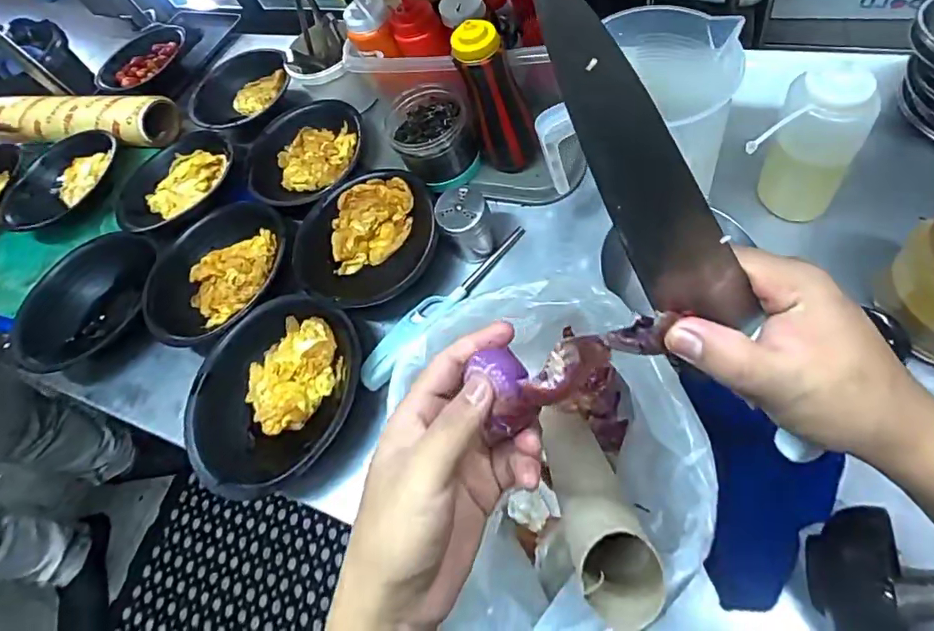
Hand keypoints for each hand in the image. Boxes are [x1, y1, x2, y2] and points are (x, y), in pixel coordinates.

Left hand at [329, 322, 543, 630]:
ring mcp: (463, 461)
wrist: (398, 602)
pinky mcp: (481, 490)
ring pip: (501, 429)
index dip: (475, 345)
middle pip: (481, 395)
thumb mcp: (424, 471)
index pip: (447, 367)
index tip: (508, 331)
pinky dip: (523, 465)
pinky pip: (509, 464)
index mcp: (417, 417)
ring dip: (521, 433)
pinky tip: (529, 479)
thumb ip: (456, 425)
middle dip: (509, 393)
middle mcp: (441, 431)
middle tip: (535, 397)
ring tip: (531, 451)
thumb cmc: (397, 527)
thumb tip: (486, 378)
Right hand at [663, 247, 933, 467]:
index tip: (670, 312)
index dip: (693, 282)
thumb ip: (718, 352)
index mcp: (794, 277)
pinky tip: (741, 361)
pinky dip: (745, 336)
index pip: (724, 260)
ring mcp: (807, 299)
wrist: (903, 437)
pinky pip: (760, 316)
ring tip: (713, 354)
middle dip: (707, 310)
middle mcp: (800, 278)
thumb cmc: (840, 402)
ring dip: (726, 327)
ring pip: (744, 300)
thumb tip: (668, 330)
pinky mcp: (810, 321)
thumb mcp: (771, 380)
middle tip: (687, 341)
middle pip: (731, 280)